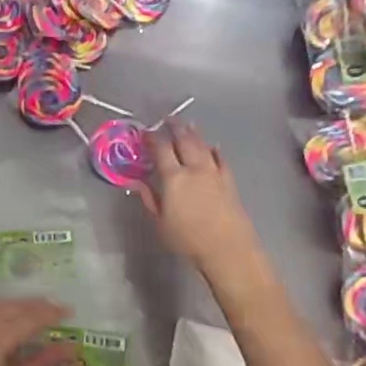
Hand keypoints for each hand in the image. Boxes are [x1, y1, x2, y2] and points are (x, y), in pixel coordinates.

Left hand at [0, 299, 77, 365]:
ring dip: (17, 302)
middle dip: (36, 304)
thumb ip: (40, 363)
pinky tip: (4, 312)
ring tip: (33, 306)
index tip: (69, 311)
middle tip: (55, 306)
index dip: (51, 313)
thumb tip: (70, 348)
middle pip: (13, 306)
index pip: (30, 318)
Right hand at [139, 121, 258, 267]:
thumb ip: (149, 199)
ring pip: (202, 145)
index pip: (161, 150)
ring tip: (187, 125)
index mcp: (173, 178)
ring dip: (193, 133)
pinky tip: (212, 146)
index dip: (152, 139)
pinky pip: (220, 158)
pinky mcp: (228, 180)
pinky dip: (214, 150)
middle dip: (175, 127)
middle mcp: (194, 168)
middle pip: (184, 141)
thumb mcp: (160, 222)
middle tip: (167, 119)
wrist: (226, 246)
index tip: (145, 133)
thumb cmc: (186, 238)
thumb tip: (137, 183)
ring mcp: (214, 172)